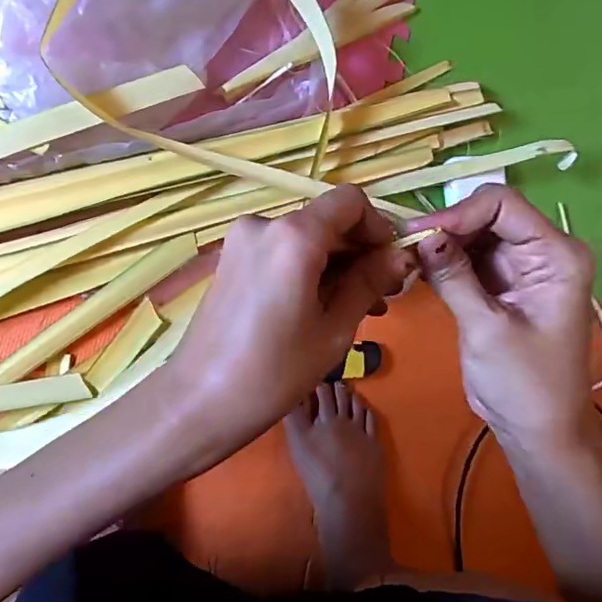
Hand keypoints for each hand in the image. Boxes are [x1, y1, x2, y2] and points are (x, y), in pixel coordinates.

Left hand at [156, 186, 414, 468]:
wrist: (200, 400)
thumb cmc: (274, 371)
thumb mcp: (334, 330)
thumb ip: (369, 282)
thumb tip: (401, 256)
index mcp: (293, 236)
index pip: (349, 201)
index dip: (378, 227)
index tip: (391, 264)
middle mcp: (264, 224)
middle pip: (326, 220)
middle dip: (359, 251)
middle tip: (384, 294)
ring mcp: (242, 240)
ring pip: (305, 238)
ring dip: (335, 264)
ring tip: (359, 308)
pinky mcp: (231, 259)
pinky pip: (281, 252)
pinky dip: (307, 269)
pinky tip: (322, 305)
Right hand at [409, 185, 595, 449]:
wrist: (538, 431)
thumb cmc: (525, 384)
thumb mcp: (486, 329)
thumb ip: (454, 277)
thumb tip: (420, 236)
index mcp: (557, 255)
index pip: (503, 206)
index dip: (459, 212)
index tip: (419, 234)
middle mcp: (542, 252)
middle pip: (487, 215)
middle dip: (446, 226)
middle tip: (404, 244)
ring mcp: (520, 267)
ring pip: (472, 234)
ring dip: (440, 242)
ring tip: (405, 255)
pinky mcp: (498, 283)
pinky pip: (466, 257)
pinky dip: (442, 260)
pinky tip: (417, 267)